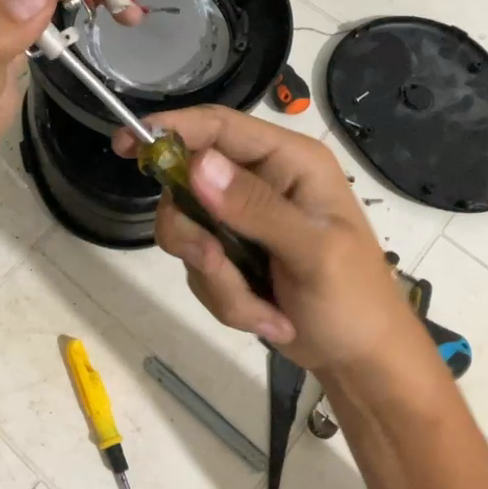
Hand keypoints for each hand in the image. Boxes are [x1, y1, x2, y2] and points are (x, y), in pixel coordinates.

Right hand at [113, 106, 414, 373]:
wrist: (361, 361)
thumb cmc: (354, 301)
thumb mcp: (313, 252)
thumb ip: (255, 208)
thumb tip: (196, 165)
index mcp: (288, 162)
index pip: (219, 127)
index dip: (171, 129)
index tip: (126, 144)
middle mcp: (259, 182)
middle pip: (187, 185)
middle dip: (195, 237)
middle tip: (215, 266)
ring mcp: (240, 220)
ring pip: (187, 234)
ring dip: (219, 281)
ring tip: (265, 310)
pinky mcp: (229, 255)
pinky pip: (198, 269)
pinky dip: (227, 300)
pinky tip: (269, 317)